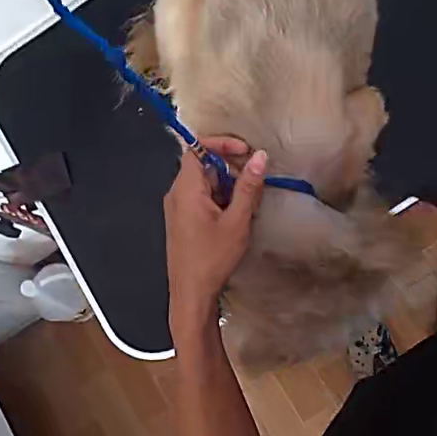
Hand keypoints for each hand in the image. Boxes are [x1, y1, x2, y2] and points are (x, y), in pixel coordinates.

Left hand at [164, 136, 267, 331]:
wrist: (191, 292)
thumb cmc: (213, 257)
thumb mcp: (237, 221)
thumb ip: (248, 187)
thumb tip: (260, 156)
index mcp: (186, 189)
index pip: (197, 148)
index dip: (222, 143)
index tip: (246, 151)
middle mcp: (177, 193)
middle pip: (203, 165)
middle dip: (230, 167)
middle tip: (255, 179)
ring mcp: (178, 208)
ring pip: (205, 184)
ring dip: (228, 186)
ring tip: (250, 202)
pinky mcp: (183, 221)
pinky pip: (202, 199)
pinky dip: (221, 199)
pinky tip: (237, 216)